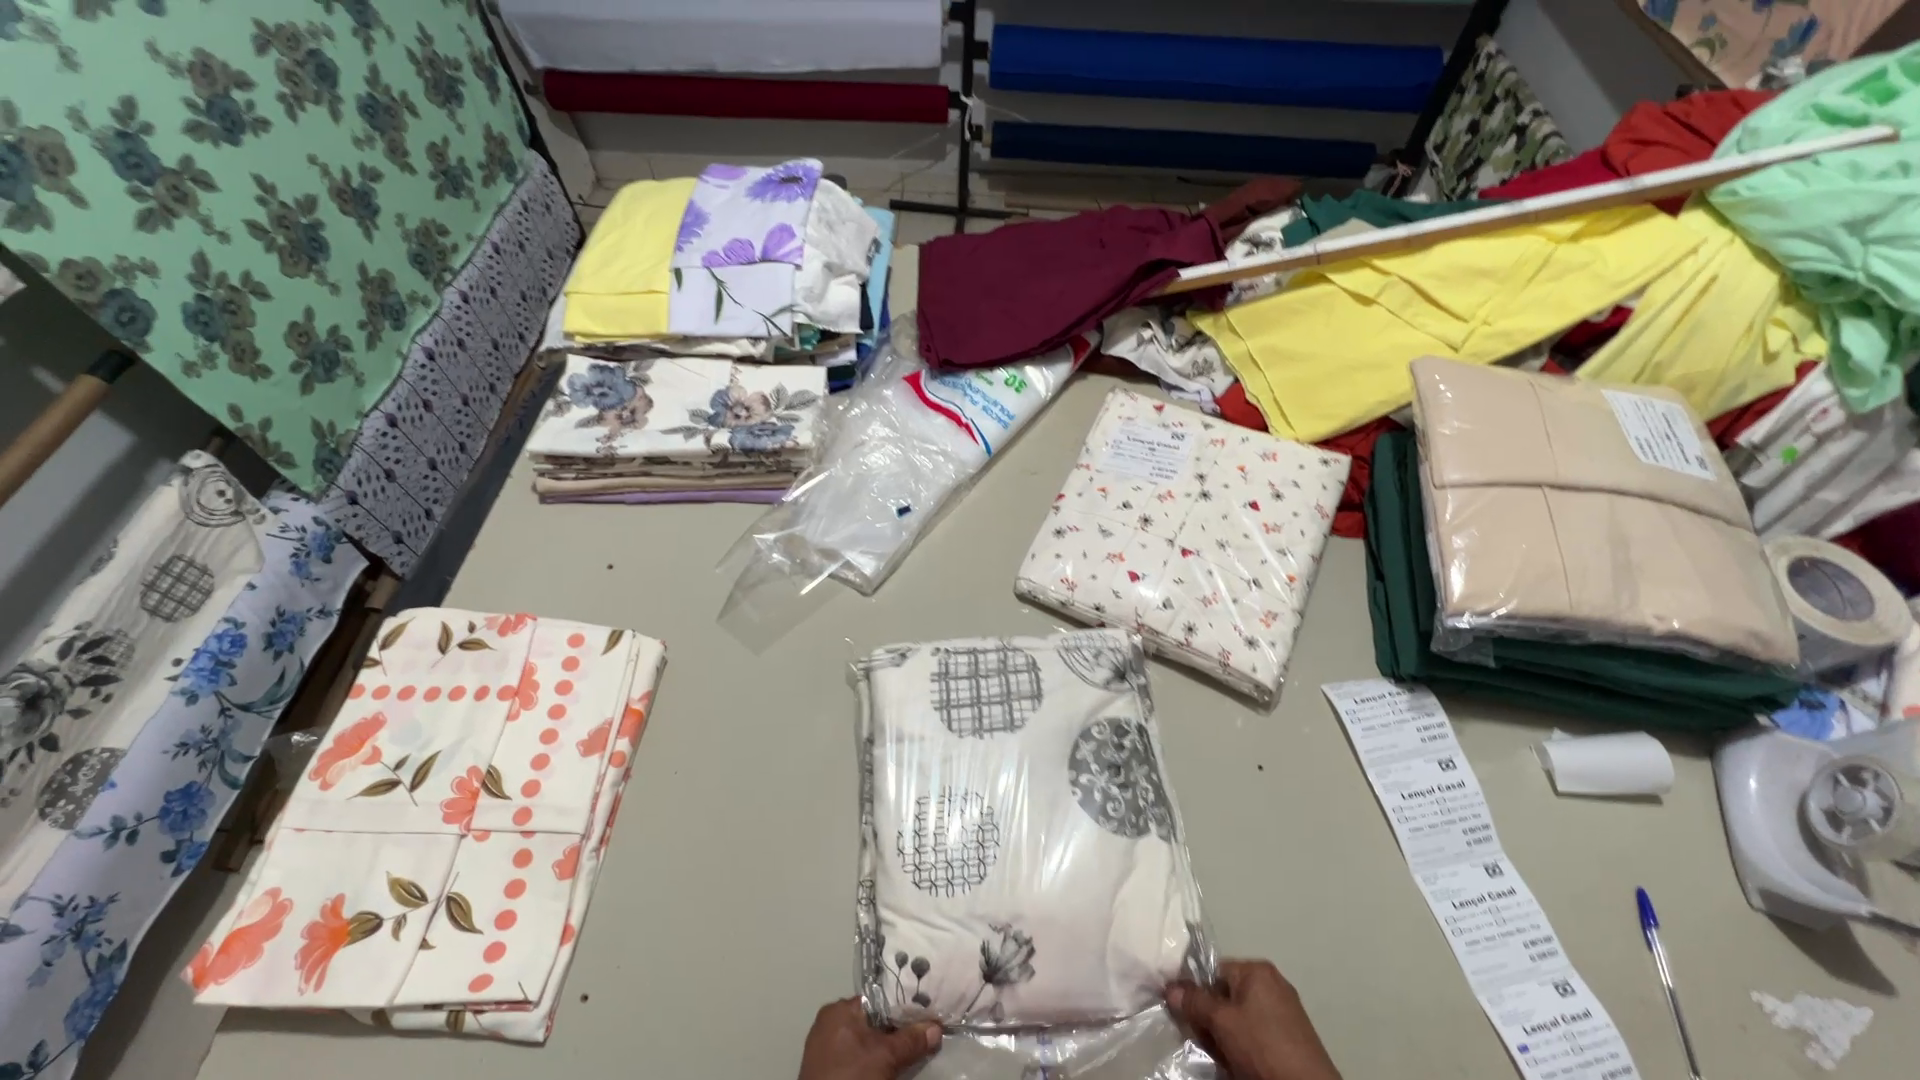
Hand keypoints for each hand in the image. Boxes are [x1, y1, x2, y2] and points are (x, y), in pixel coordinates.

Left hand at [797, 998, 941, 1079]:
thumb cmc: (852, 1076)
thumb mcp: (887, 1057)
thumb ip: (912, 1040)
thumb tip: (936, 1027)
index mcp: (839, 1009)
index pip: (879, 999)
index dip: (904, 1006)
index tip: (925, 1013)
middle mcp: (830, 1023)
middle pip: (873, 1020)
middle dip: (897, 1029)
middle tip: (923, 1033)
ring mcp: (826, 1048)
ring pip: (866, 1040)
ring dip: (887, 1047)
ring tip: (911, 1050)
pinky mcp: (827, 1069)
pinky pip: (856, 1056)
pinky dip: (873, 1059)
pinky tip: (890, 1066)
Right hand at [1167, 960, 1341, 1079]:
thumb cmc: (1262, 1046)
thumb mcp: (1221, 1022)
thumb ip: (1193, 1002)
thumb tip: (1170, 987)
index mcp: (1257, 970)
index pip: (1212, 971)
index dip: (1195, 992)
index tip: (1186, 1015)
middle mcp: (1272, 984)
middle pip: (1224, 995)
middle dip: (1210, 1018)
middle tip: (1207, 1040)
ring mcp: (1283, 1011)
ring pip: (1237, 1018)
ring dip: (1224, 1036)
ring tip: (1224, 1055)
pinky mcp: (1289, 1036)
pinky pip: (1254, 1032)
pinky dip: (1242, 1046)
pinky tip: (1240, 1062)